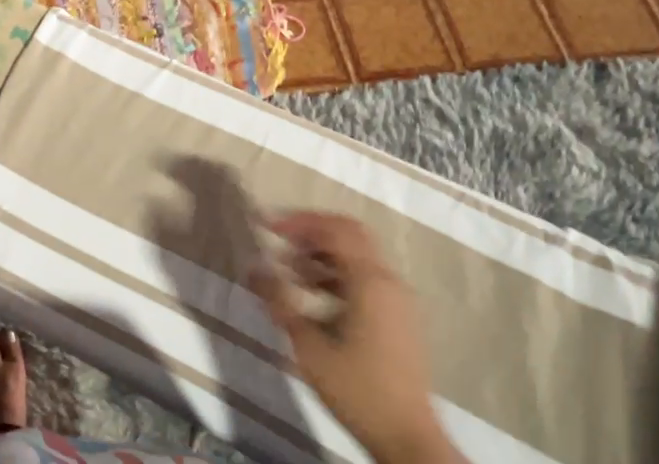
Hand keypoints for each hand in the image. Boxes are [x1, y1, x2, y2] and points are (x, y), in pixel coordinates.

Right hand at [249, 213, 458, 463]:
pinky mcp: (399, 318)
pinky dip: (337, 275)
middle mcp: (389, 283)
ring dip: (322, 256)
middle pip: (349, 236)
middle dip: (311, 233)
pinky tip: (313, 296)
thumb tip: (252, 267)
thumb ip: (278, 300)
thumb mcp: (307, 344)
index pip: (335, 228)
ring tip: (289, 271)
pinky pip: (365, 279)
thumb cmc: (356, 388)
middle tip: (278, 241)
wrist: (406, 437)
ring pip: (357, 258)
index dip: (299, 220)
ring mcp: (398, 301)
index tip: (266, 225)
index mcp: (370, 282)